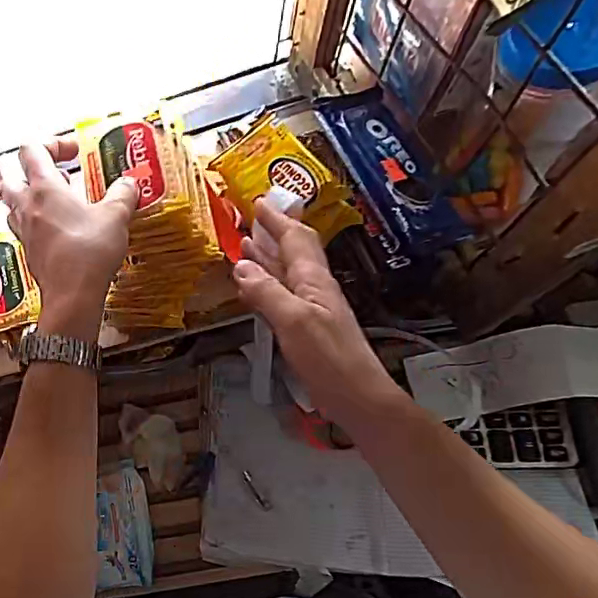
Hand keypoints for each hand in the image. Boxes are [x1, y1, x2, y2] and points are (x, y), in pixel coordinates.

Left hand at [0, 138, 138, 338]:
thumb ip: (122, 194)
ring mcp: (25, 231)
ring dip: (30, 199)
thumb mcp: (115, 217)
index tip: (74, 151)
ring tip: (57, 204)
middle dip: (30, 171)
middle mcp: (27, 206)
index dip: (52, 143)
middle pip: (11, 176)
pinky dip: (38, 225)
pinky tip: (59, 232)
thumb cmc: (88, 252)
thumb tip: (129, 183)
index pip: (31, 148)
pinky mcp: (29, 254)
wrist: (72, 295)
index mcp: (44, 187)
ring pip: (13, 205)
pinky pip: (25, 230)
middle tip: (58, 176)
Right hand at [233, 200, 401, 425]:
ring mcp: (312, 310)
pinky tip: (255, 290)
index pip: (295, 240)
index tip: (259, 202)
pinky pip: (283, 297)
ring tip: (246, 248)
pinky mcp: (307, 330)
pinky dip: (267, 287)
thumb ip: (267, 292)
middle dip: (273, 234)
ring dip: (268, 259)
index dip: (278, 221)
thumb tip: (241, 265)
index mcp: (314, 281)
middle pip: (294, 253)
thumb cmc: (329, 358)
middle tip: (252, 220)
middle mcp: (315, 290)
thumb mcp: (294, 322)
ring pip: (287, 275)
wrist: (356, 396)